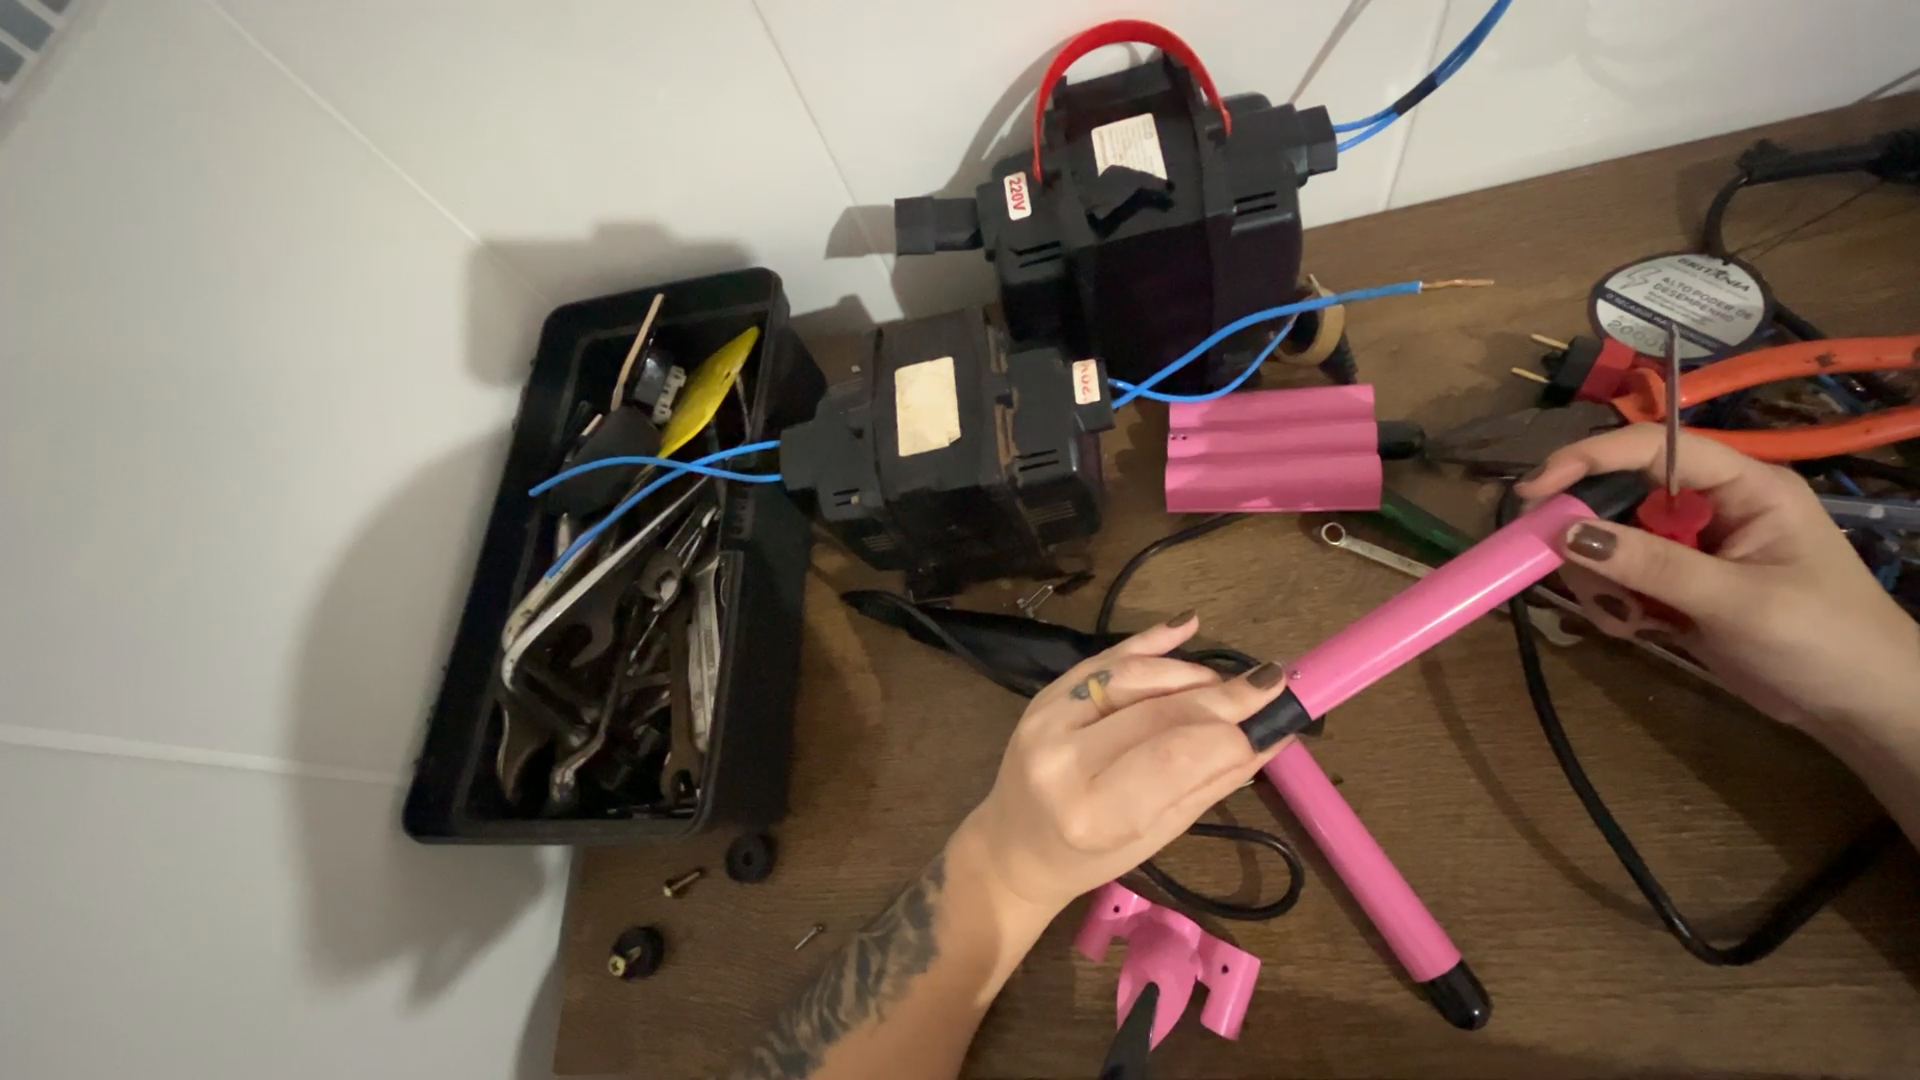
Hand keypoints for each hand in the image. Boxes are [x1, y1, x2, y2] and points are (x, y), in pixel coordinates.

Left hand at [954, 613, 1288, 915]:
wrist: (1014, 845)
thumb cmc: (1087, 858)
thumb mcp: (1156, 835)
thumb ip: (1208, 782)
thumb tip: (1269, 739)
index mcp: (1090, 810)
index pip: (1173, 755)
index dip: (1228, 734)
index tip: (1274, 720)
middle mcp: (1062, 755)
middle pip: (1157, 711)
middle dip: (1222, 696)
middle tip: (1271, 684)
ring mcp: (1047, 717)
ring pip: (1131, 676)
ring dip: (1189, 672)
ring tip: (1232, 681)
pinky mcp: (1044, 694)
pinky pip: (1104, 660)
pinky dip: (1148, 642)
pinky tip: (1187, 626)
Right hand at [1516, 423, 1919, 732]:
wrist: (1860, 706)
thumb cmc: (1826, 642)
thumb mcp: (1738, 601)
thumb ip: (1651, 565)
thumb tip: (1565, 533)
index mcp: (1744, 487)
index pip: (1652, 447)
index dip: (1587, 458)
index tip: (1534, 491)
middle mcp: (1709, 506)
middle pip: (1613, 495)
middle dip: (1583, 536)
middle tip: (1560, 569)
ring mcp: (1686, 545)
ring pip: (1602, 540)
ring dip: (1597, 580)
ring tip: (1628, 619)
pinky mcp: (1669, 581)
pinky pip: (1610, 576)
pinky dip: (1608, 602)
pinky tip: (1638, 629)